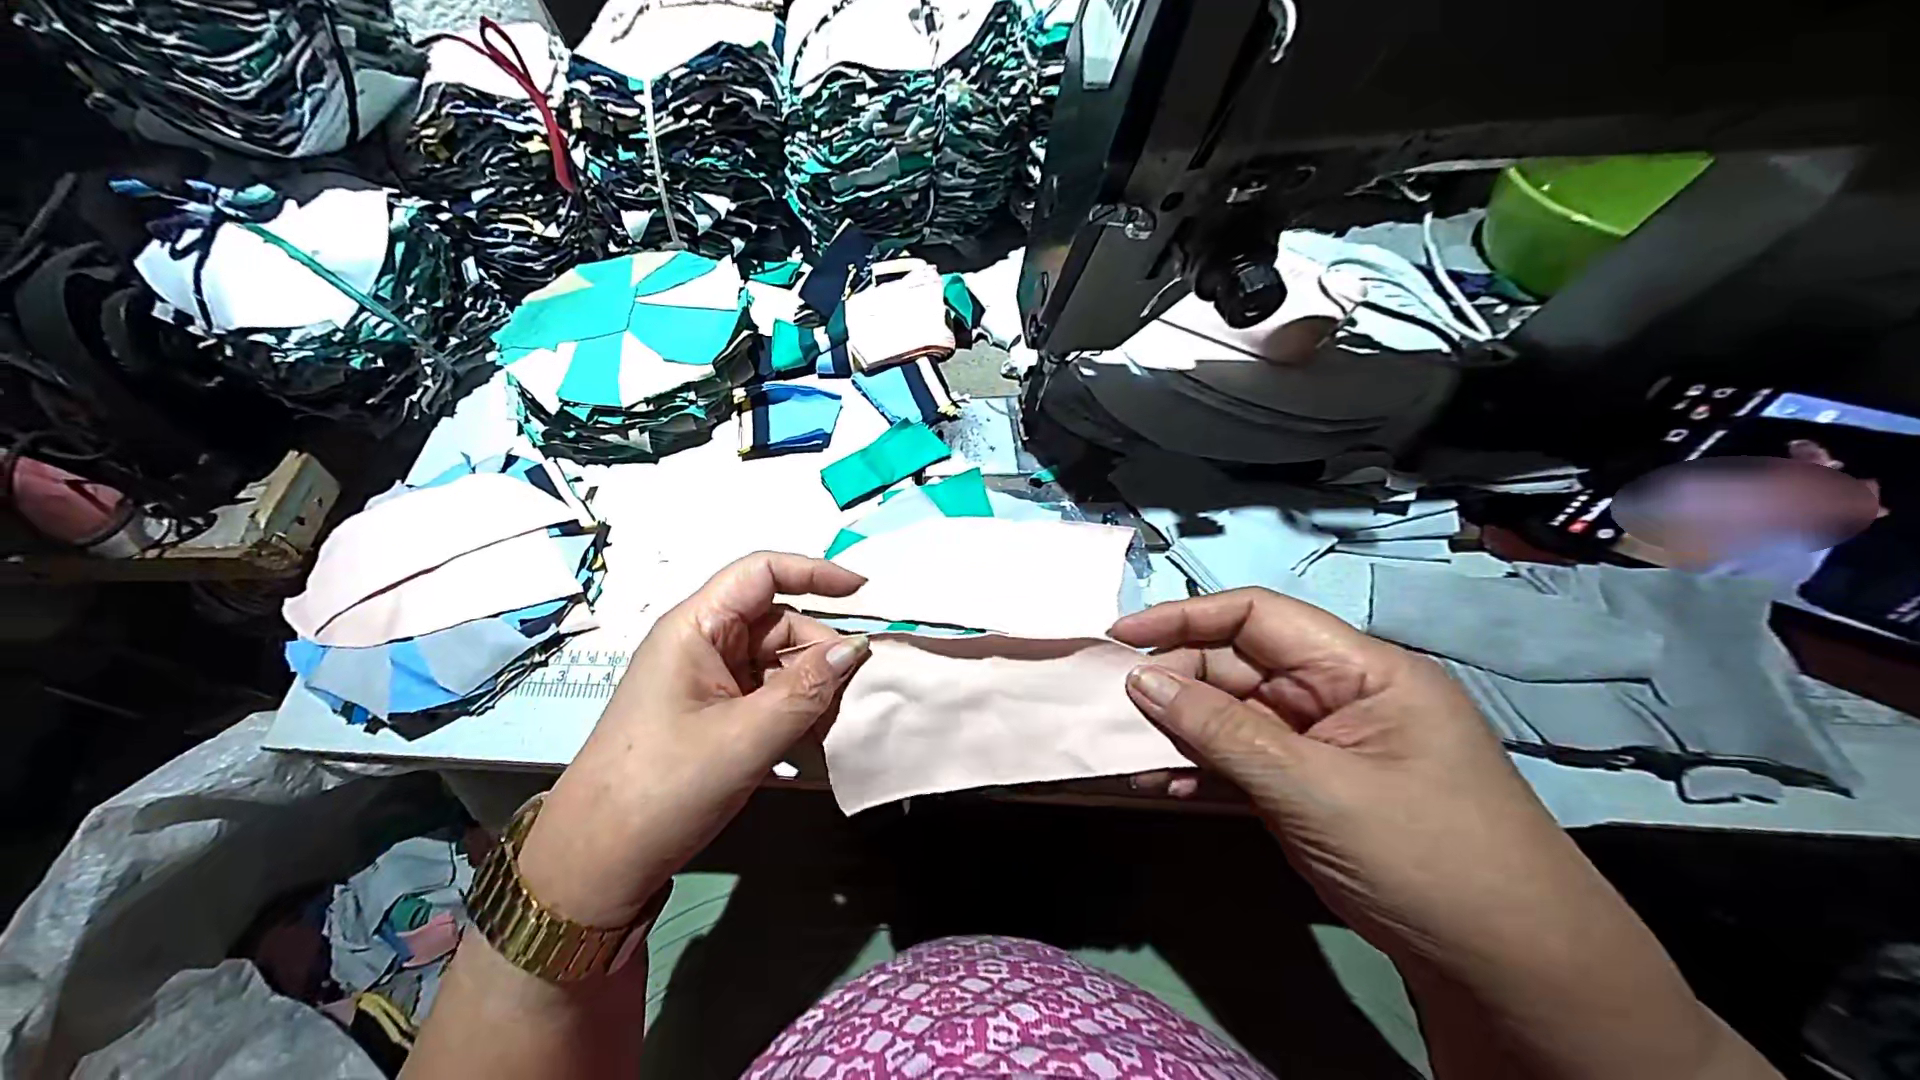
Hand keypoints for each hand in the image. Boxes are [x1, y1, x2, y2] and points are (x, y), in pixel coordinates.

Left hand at [516, 553, 871, 926]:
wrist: (599, 863)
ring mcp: (710, 681)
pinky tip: (819, 740)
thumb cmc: (663, 786)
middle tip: (857, 691)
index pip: (762, 572)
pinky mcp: (716, 714)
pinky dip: (798, 710)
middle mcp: (704, 644)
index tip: (862, 592)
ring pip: (779, 663)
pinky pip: (769, 695)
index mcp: (697, 628)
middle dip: (822, 652)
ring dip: (814, 687)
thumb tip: (857, 647)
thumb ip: (806, 689)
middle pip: (780, 623)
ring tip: (839, 724)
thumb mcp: (744, 737)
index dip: (814, 571)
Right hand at [1108, 588, 1649, 975]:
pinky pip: (1239, 760)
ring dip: (1180, 732)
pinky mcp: (1306, 785)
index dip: (1186, 617)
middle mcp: (1336, 694)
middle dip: (1176, 683)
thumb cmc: (1426, 859)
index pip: (1259, 615)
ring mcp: (1319, 742)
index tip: (1122, 637)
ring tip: (1129, 754)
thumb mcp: (1314, 789)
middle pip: (1236, 665)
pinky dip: (1200, 769)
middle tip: (1118, 710)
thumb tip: (1141, 680)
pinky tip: (1162, 785)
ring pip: (1230, 715)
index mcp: (1360, 669)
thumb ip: (1222, 731)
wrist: (1509, 975)